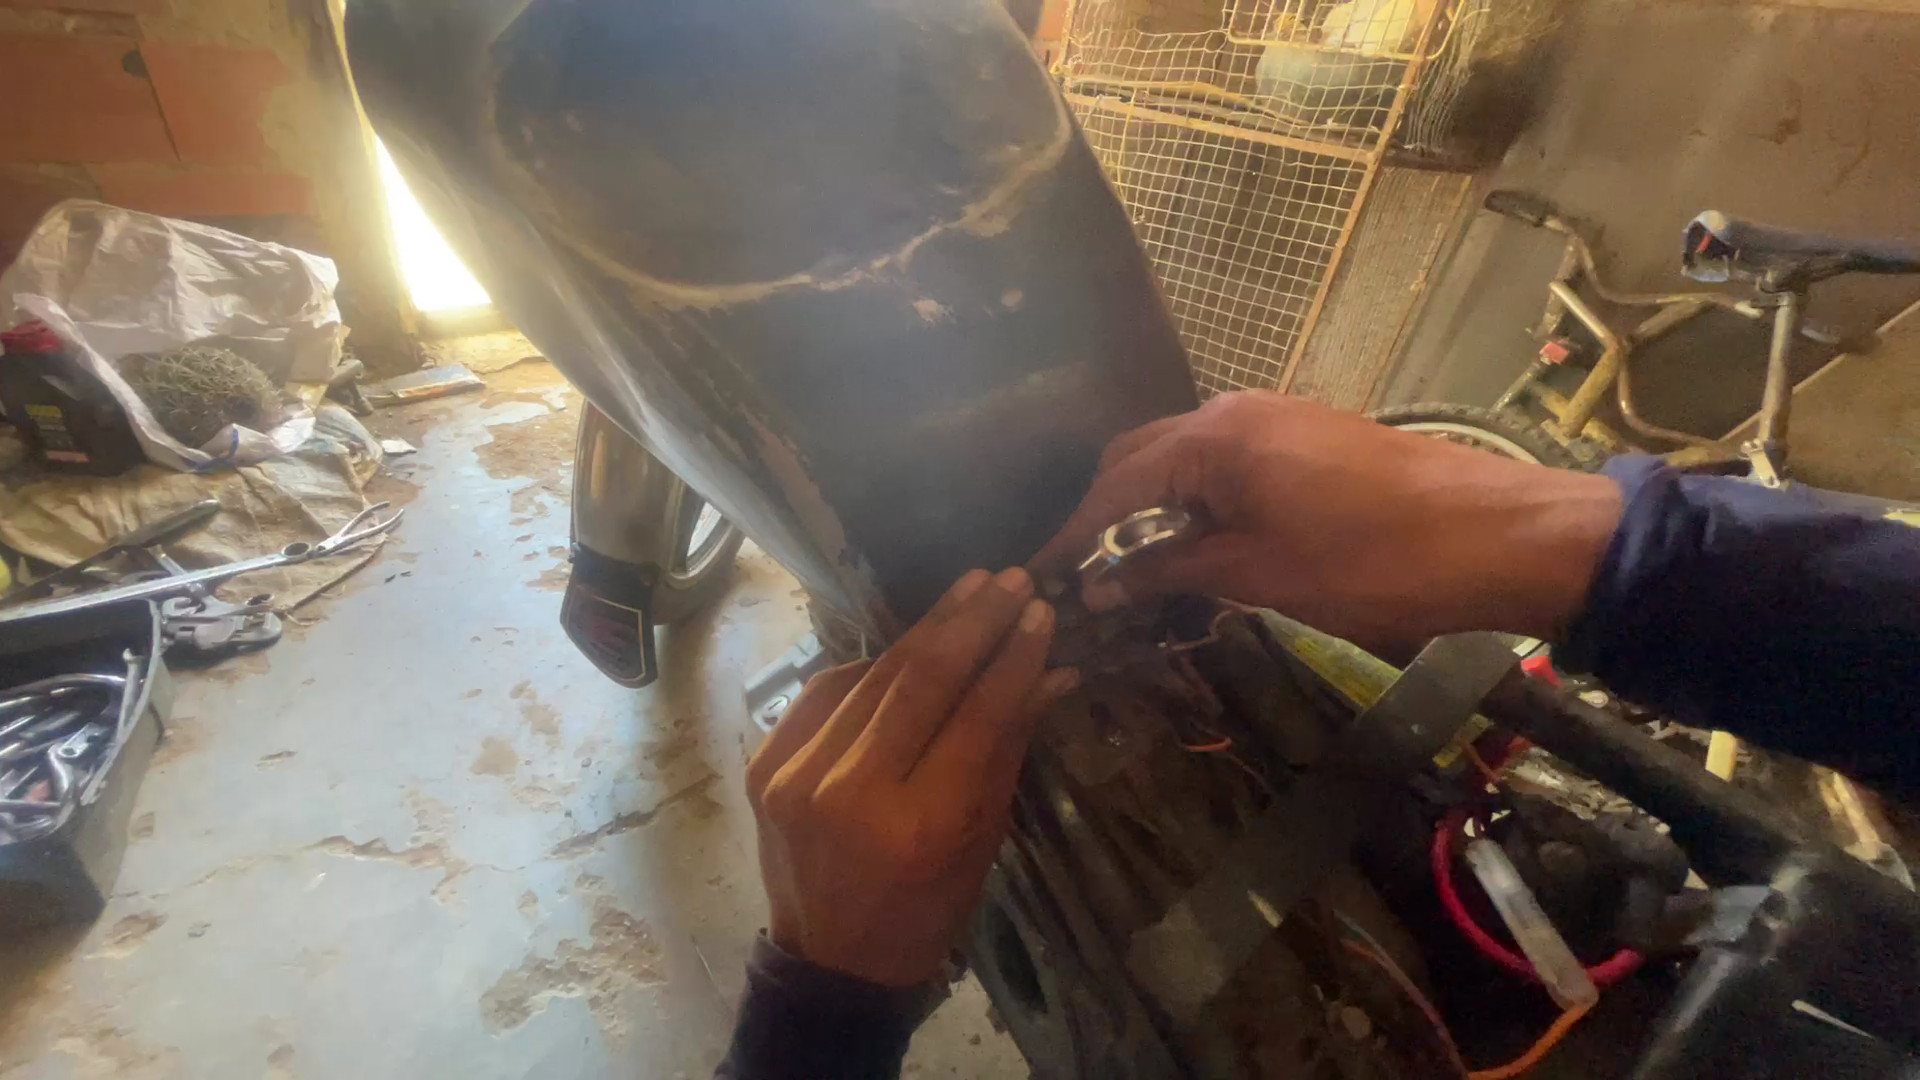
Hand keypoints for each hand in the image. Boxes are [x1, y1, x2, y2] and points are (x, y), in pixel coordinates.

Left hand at [744, 567, 1078, 986]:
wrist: (831, 960)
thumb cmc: (927, 908)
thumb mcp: (983, 837)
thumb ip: (1008, 745)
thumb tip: (1051, 668)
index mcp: (919, 828)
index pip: (977, 717)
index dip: (1013, 658)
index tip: (1040, 612)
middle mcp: (849, 792)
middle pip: (920, 680)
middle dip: (972, 621)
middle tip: (1009, 578)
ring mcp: (795, 773)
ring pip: (875, 674)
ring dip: (928, 627)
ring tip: (970, 588)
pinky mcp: (766, 762)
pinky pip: (829, 688)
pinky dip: (875, 663)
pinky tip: (912, 641)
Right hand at [1031, 391, 1623, 644]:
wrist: (1504, 535)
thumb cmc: (1371, 561)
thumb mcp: (1256, 573)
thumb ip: (1166, 569)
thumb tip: (1097, 588)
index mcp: (1211, 439)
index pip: (1114, 487)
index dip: (1073, 535)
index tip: (1039, 573)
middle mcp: (1229, 411)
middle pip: (1137, 458)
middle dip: (1105, 514)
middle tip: (1089, 572)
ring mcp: (1267, 416)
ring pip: (1177, 458)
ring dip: (1149, 507)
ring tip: (1135, 562)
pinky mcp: (1296, 433)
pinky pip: (1217, 461)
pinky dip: (1190, 498)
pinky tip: (1193, 537)